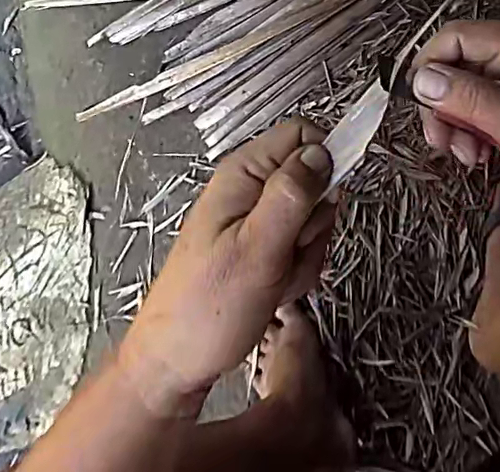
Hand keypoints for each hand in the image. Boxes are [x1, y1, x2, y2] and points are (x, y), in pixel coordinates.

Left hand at [119, 118, 337, 411]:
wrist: (174, 365)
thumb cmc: (208, 307)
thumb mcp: (256, 249)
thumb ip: (291, 196)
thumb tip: (321, 151)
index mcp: (244, 172)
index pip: (302, 134)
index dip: (323, 161)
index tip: (325, 202)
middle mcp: (251, 186)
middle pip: (314, 176)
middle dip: (315, 218)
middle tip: (290, 250)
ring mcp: (257, 216)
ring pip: (314, 213)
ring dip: (308, 249)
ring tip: (278, 276)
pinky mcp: (263, 243)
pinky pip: (303, 243)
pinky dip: (299, 267)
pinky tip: (276, 287)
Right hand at [410, 20, 499, 196]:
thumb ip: (468, 99)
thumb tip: (421, 80)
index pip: (454, 37)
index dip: (429, 66)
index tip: (420, 103)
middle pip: (452, 62)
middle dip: (440, 104)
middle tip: (441, 141)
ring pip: (457, 85)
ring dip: (453, 121)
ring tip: (466, 153)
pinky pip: (471, 100)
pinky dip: (467, 126)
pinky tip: (477, 150)